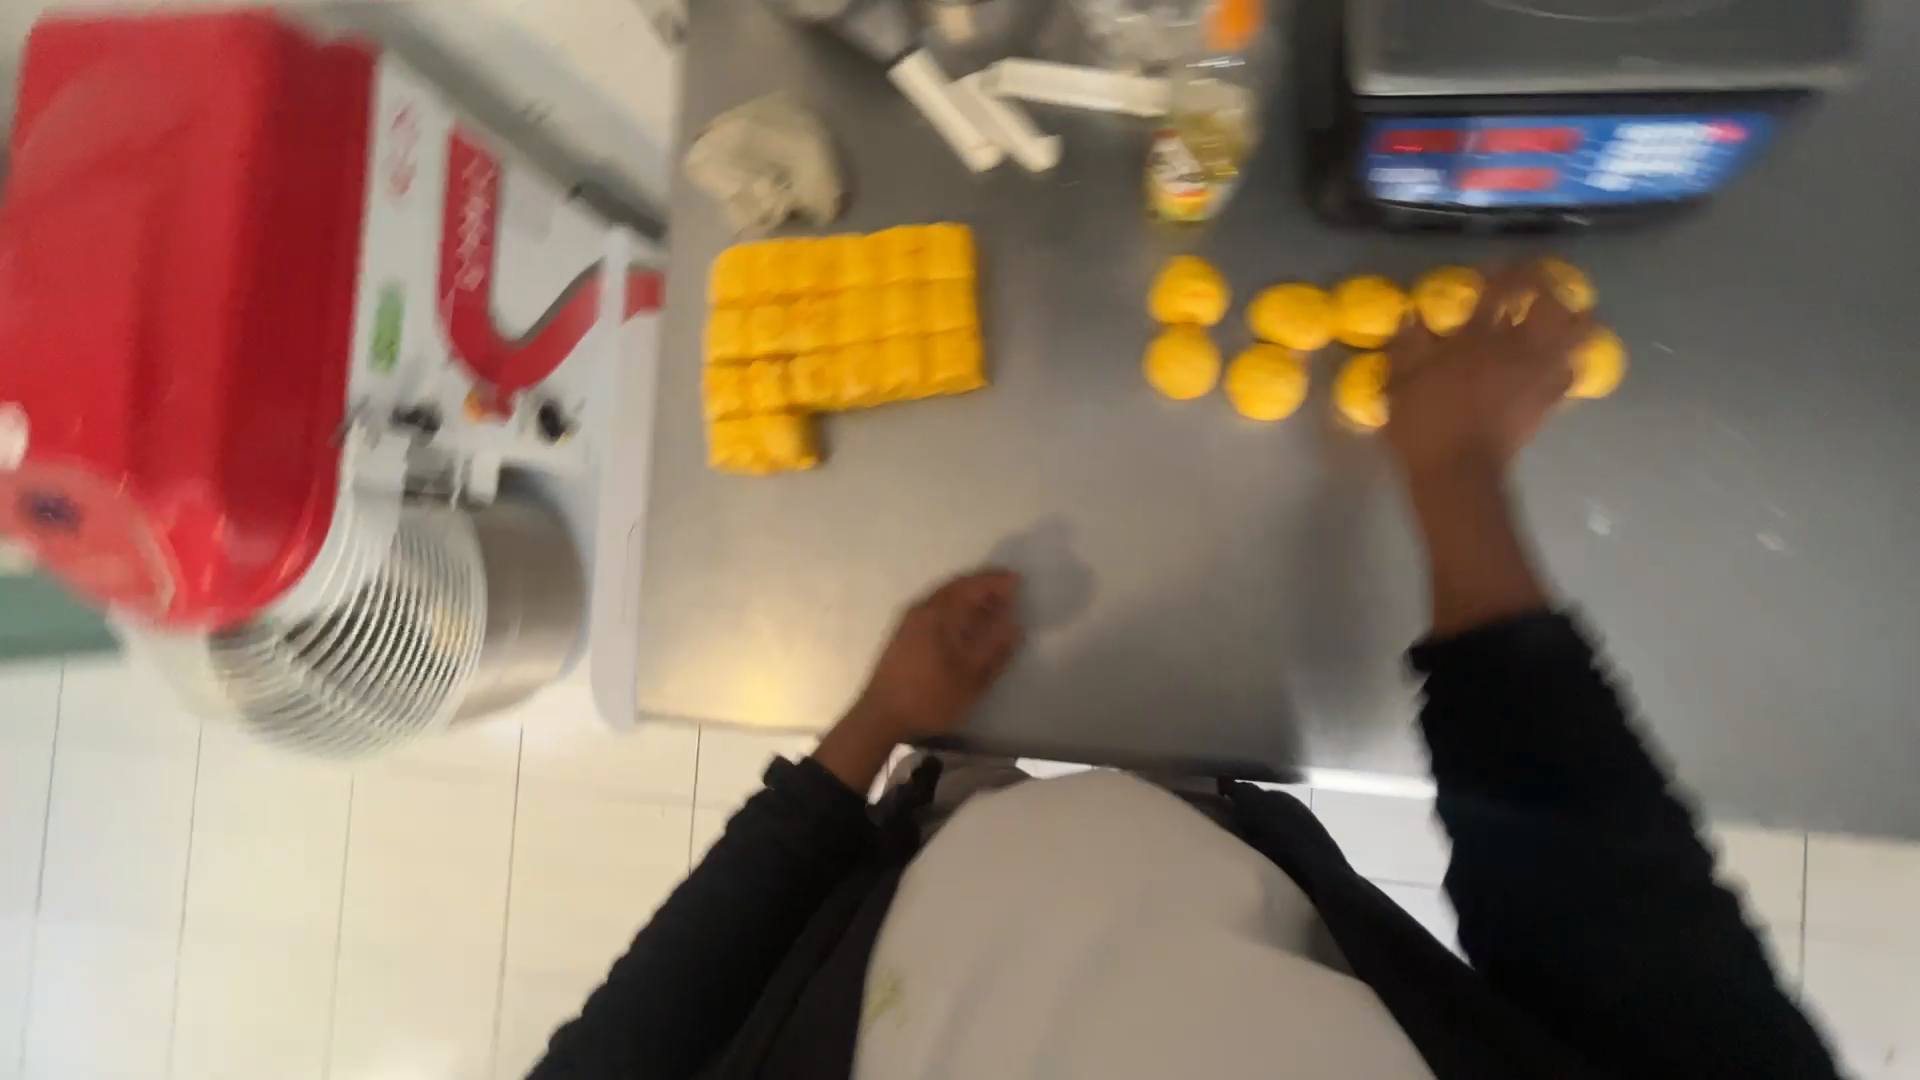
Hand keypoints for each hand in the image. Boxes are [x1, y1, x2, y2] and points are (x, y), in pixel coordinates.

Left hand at [813, 570, 1023, 792]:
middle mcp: (922, 609)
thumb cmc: (929, 697)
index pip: (971, 586)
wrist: (880, 715)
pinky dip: (954, 606)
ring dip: (968, 596)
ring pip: (944, 596)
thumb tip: (1014, 625)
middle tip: (1007, 588)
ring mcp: (909, 620)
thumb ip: (994, 649)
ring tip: (991, 604)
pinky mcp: (904, 632)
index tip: (1017, 579)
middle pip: (956, 586)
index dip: (995, 581)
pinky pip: (935, 607)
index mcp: (938, 614)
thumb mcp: (970, 678)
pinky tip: (965, 622)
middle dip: (983, 585)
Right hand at [1386, 261, 1590, 483]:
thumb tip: (1411, 314)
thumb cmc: (1423, 425)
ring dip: (1572, 312)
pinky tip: (1563, 353)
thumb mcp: (1402, 382)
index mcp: (1479, 339)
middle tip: (1535, 281)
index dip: (1502, 272)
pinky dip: (1572, 353)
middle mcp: (1519, 347)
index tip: (1497, 265)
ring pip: (1576, 328)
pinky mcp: (1552, 396)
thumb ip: (1408, 344)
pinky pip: (1574, 365)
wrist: (1458, 472)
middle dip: (1546, 283)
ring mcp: (1541, 371)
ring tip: (1564, 308)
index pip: (1499, 290)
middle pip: (1550, 301)